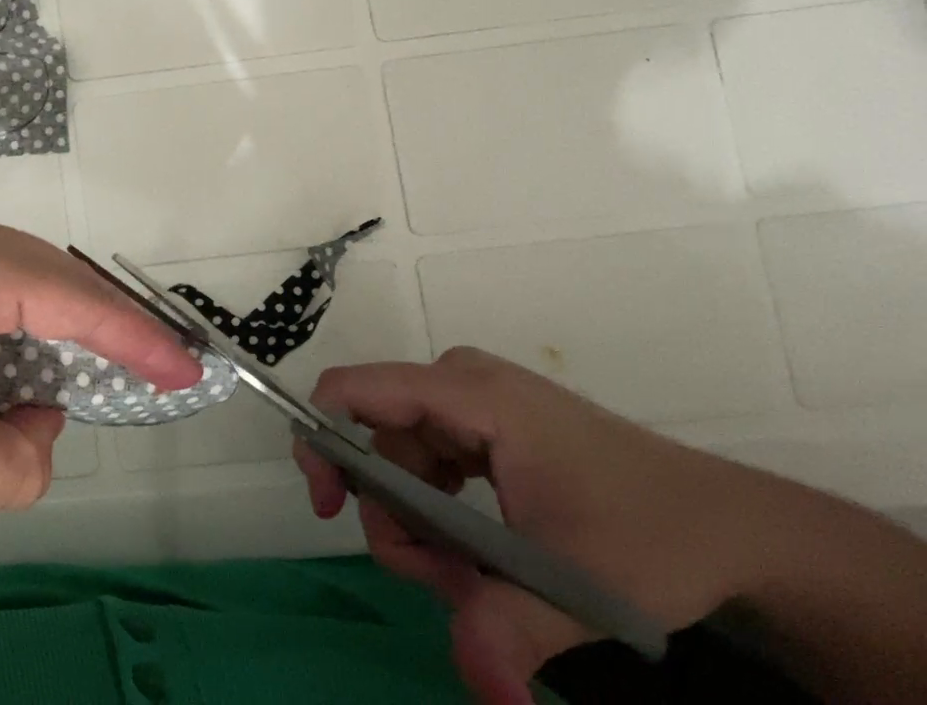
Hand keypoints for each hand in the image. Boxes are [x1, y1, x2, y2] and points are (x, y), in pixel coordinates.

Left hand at [0, 196, 202, 510]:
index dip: (136, 338)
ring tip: (45, 392)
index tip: (186, 369)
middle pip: (44, 277)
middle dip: (88, 334)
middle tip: (132, 382)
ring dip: (33, 333)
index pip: (74, 299)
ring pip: (5, 276)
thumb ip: (17, 459)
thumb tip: (39, 419)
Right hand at [292, 348, 795, 704]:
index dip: (320, 441)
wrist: (736, 528)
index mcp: (476, 397)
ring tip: (467, 578)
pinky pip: (421, 458)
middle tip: (441, 579)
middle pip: (373, 437)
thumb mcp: (579, 589)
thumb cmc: (658, 539)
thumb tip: (482, 694)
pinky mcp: (484, 425)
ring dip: (413, 523)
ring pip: (394, 455)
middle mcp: (462, 383)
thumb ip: (508, 631)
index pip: (354, 390)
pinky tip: (471, 551)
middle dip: (389, 514)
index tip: (327, 508)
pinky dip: (430, 510)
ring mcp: (473, 402)